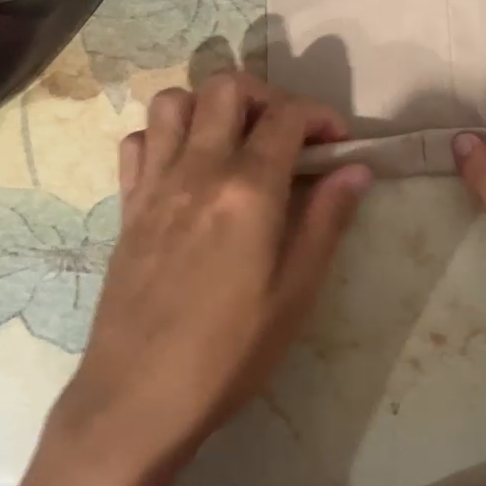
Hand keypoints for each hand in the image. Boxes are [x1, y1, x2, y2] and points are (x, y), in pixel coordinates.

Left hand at [18, 73, 372, 485]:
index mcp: (246, 190)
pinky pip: (138, 142)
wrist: (136, 399)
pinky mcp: (127, 206)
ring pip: (173, 101)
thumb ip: (326, 221)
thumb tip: (357, 169)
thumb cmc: (228, 353)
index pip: (286, 115)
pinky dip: (164, 136)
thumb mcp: (295, 294)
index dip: (320, 114)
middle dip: (266, 95)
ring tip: (234, 140)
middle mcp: (197, 170)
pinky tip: (185, 167)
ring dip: (208, 105)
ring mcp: (155, 184)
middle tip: (286, 133)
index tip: (338, 141)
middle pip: (226, 87)